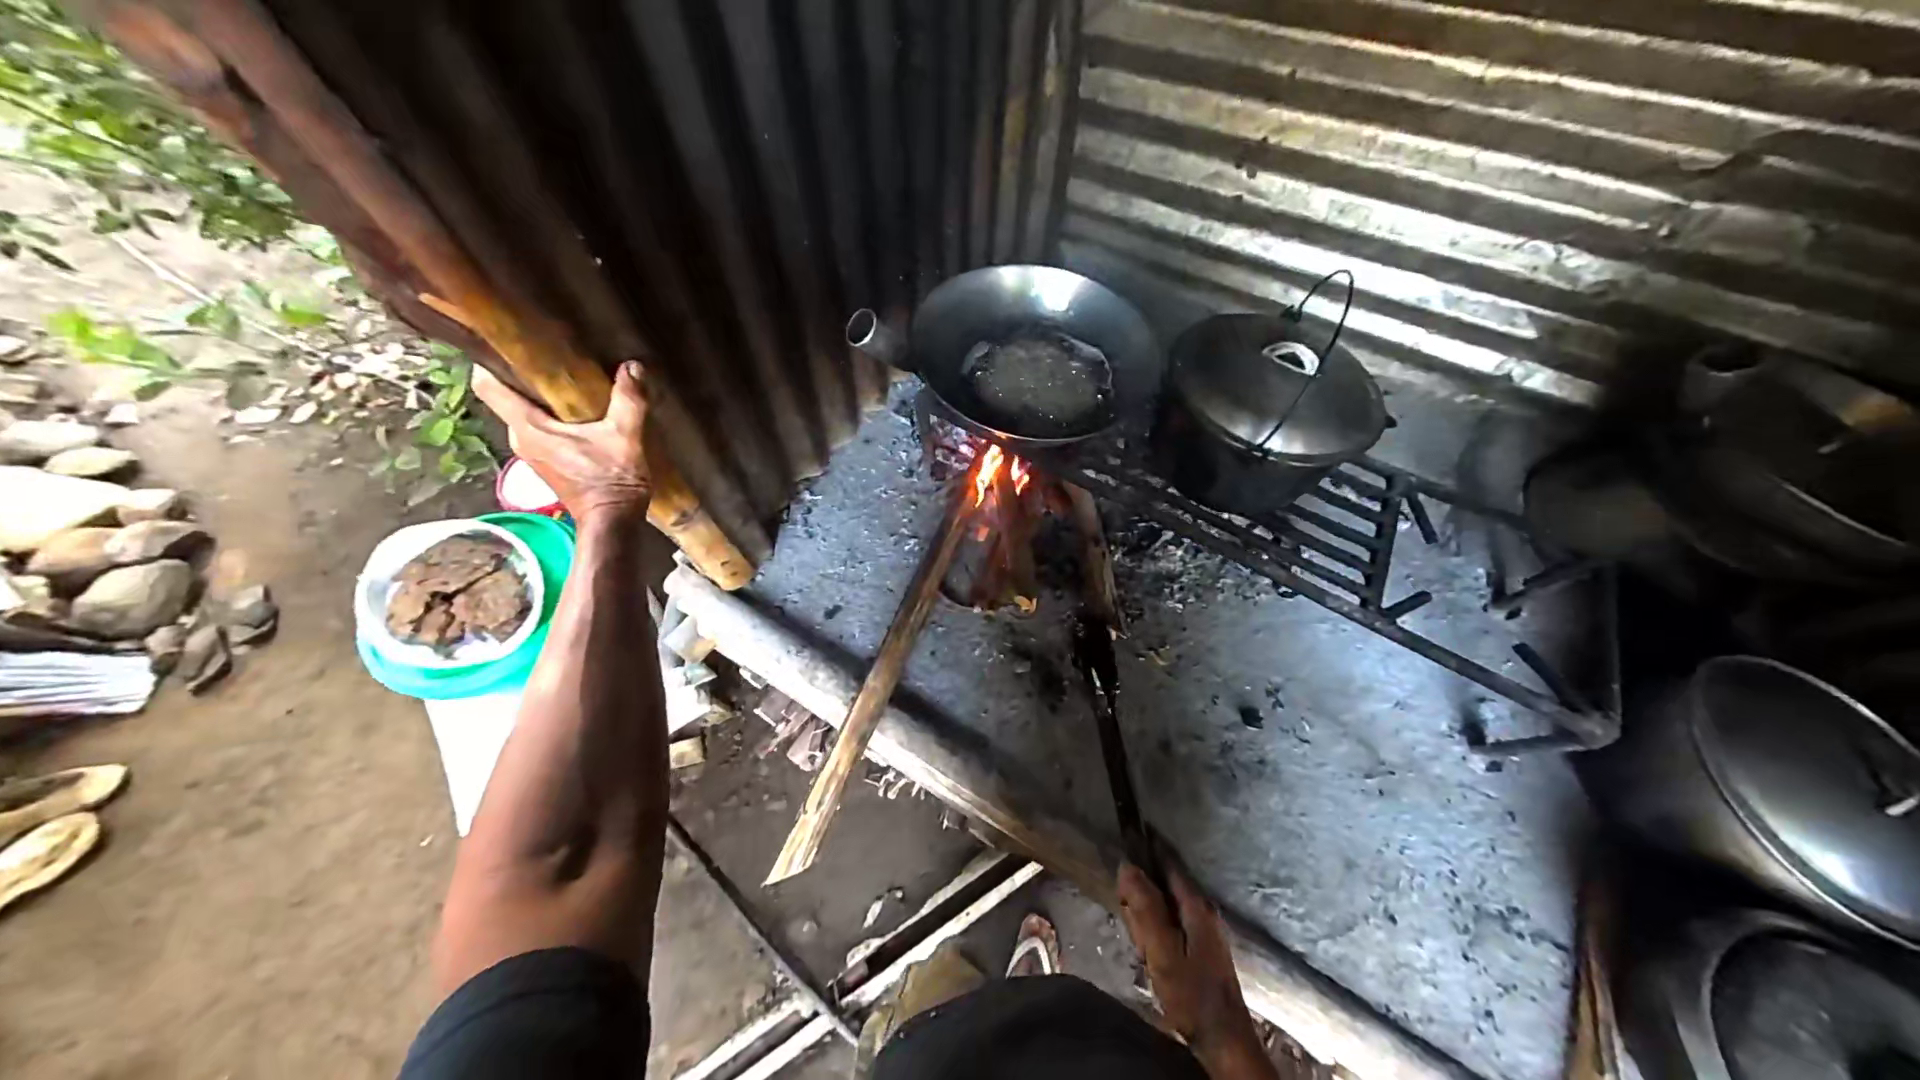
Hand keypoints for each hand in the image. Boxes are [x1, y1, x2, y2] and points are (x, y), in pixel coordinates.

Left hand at [472, 361, 651, 524]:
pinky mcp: (546, 461)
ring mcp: (530, 452)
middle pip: (507, 396)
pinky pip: (538, 428)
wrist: (612, 521)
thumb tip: (632, 366)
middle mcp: (520, 438)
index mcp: (528, 427)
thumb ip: (629, 399)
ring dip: (542, 398)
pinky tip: (578, 412)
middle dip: (525, 377)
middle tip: (552, 358)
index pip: (487, 385)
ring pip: (524, 412)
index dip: (491, 360)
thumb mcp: (626, 436)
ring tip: (569, 382)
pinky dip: (552, 416)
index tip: (509, 343)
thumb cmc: (613, 480)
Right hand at [1117, 862, 1268, 1071]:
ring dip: (1147, 920)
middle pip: (1162, 884)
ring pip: (1164, 906)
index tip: (1124, 838)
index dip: (1146, 848)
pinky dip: (1156, 934)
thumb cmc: (1191, 995)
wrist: (1223, 1042)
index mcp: (1195, 905)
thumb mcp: (1161, 950)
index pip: (1167, 861)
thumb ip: (1144, 907)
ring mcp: (1204, 930)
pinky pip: (1170, 925)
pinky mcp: (1201, 948)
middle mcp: (1203, 910)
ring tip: (1143, 949)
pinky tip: (1153, 957)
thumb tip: (1127, 866)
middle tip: (1133, 927)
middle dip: (1141, 897)